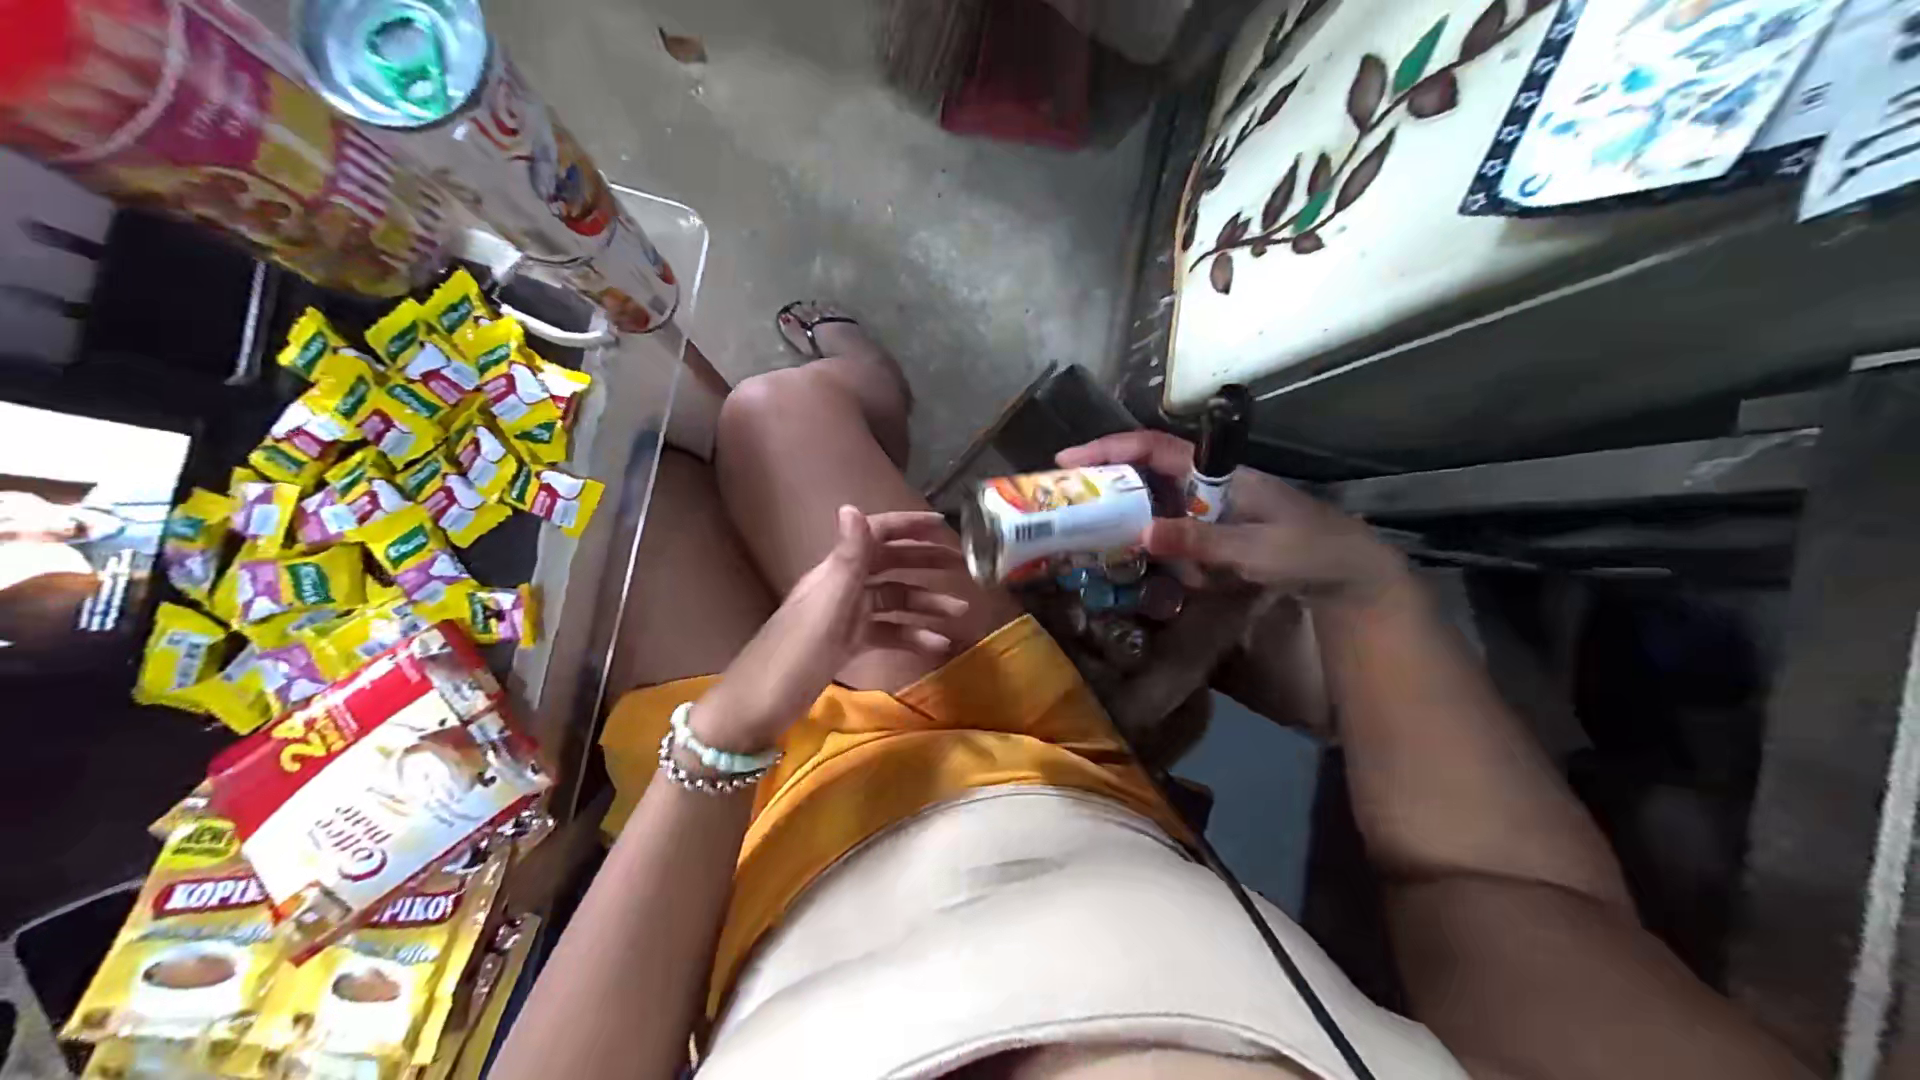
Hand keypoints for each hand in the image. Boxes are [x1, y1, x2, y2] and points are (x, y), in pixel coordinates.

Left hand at [692, 507, 969, 752]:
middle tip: (964, 566)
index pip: (876, 536)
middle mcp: (841, 587)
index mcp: (834, 572)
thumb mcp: (826, 606)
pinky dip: (911, 636)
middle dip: (926, 562)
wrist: (757, 708)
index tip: (944, 525)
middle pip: (890, 566)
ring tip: (960, 612)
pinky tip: (936, 646)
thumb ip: (846, 559)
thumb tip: (852, 506)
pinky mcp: (846, 645)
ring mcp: (844, 618)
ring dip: (926, 604)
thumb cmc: (794, 655)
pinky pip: (886, 632)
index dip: (908, 526)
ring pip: (893, 602)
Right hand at [1056, 431, 1409, 610]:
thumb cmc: (1311, 550)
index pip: (1156, 449)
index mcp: (1218, 475)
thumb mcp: (1256, 547)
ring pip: (1155, 510)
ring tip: (1093, 540)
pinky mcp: (1215, 539)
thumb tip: (1142, 534)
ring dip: (1127, 523)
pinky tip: (1142, 567)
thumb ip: (1200, 541)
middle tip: (1067, 501)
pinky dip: (1154, 550)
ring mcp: (1211, 515)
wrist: (1352, 577)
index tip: (1069, 458)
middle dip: (1107, 485)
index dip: (1111, 448)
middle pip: (1147, 476)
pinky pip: (1172, 537)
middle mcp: (1209, 489)